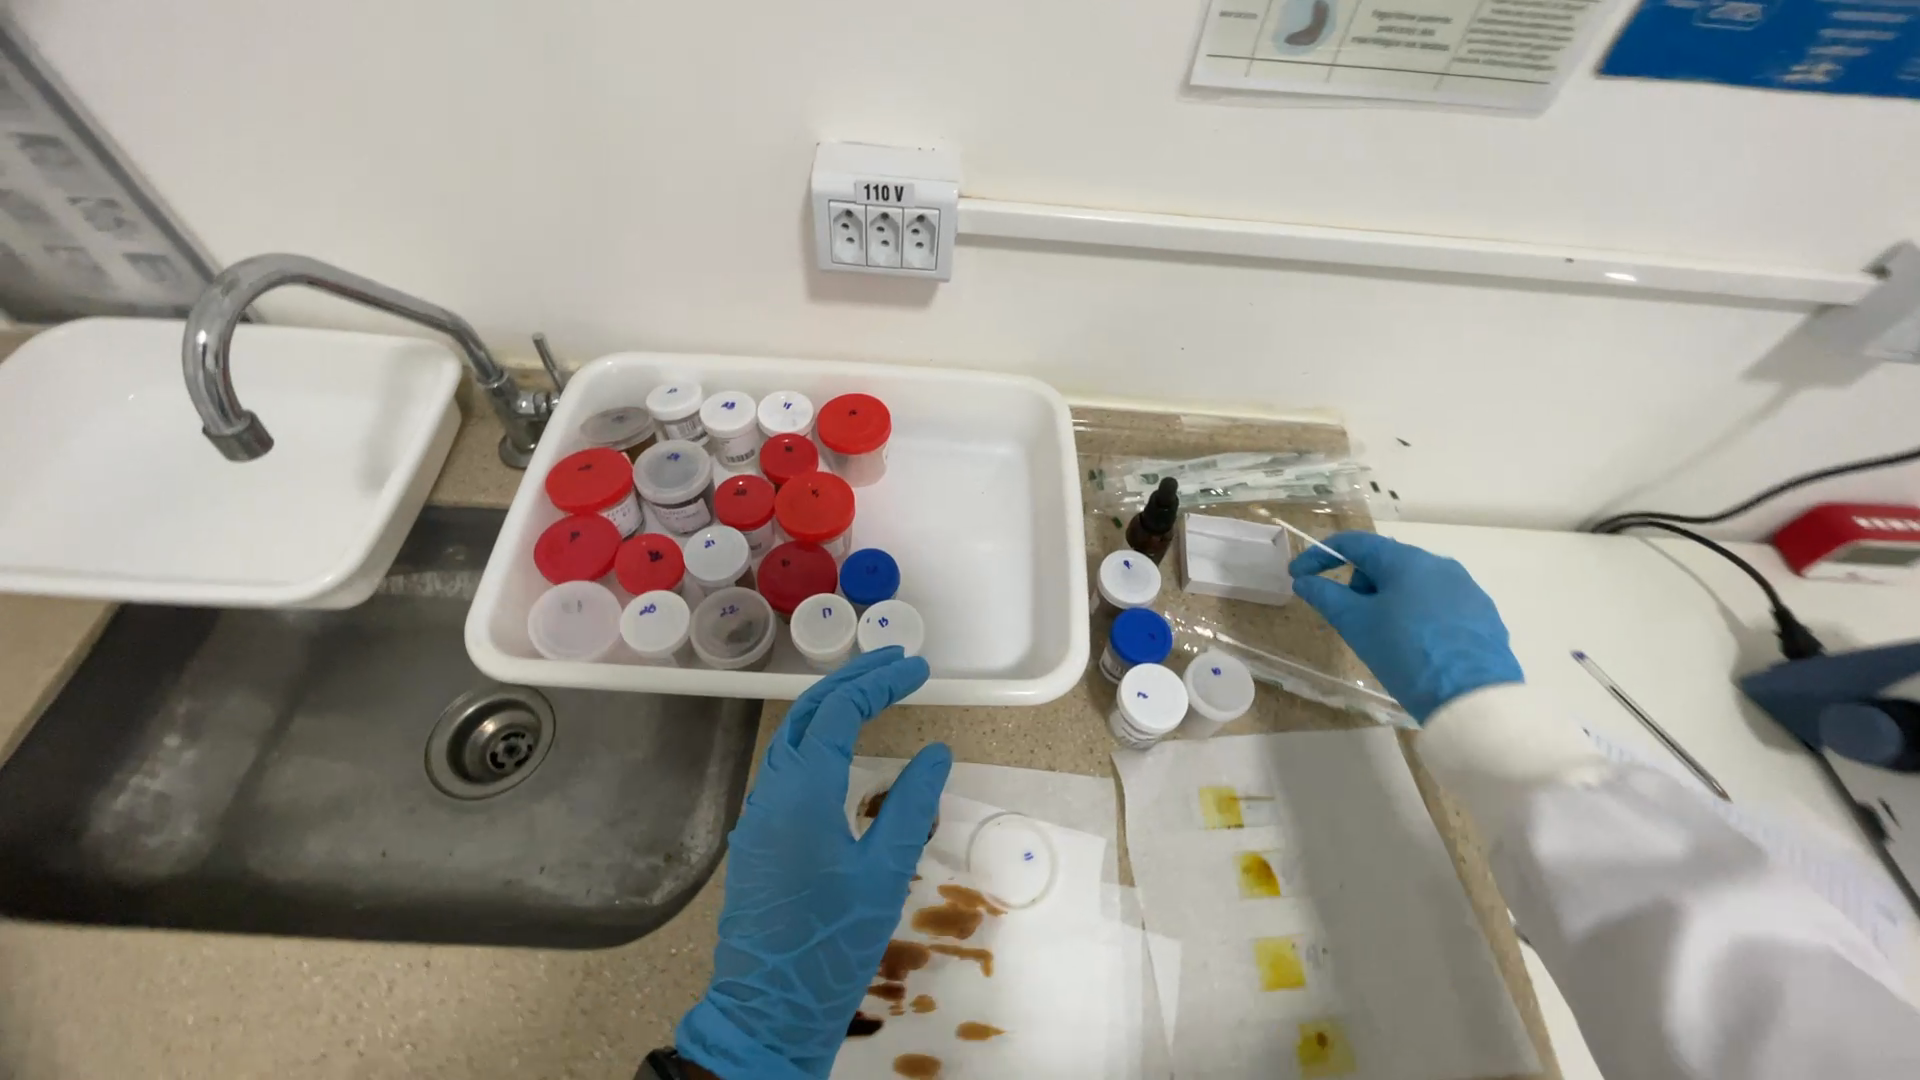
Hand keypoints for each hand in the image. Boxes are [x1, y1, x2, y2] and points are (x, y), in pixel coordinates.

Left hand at [677, 647, 950, 1079]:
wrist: (766, 1010)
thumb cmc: (833, 942)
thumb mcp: (885, 873)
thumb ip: (910, 806)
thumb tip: (936, 752)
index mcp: (803, 791)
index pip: (840, 711)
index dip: (880, 682)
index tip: (919, 670)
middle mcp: (773, 788)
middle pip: (809, 710)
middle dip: (854, 678)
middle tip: (898, 661)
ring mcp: (759, 810)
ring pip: (793, 734)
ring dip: (833, 703)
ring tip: (875, 688)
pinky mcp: (759, 833)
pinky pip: (786, 762)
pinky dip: (818, 734)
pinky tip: (842, 743)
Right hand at [1289, 532, 1521, 722]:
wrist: (1471, 698)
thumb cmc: (1404, 652)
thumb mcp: (1355, 623)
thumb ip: (1325, 595)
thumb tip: (1304, 580)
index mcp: (1407, 560)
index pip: (1353, 543)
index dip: (1318, 556)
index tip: (1297, 576)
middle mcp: (1440, 565)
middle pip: (1384, 562)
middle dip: (1356, 584)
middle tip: (1345, 616)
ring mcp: (1467, 589)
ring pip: (1412, 584)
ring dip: (1386, 600)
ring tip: (1381, 635)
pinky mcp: (1483, 615)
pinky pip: (1437, 604)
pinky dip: (1415, 615)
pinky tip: (1413, 645)